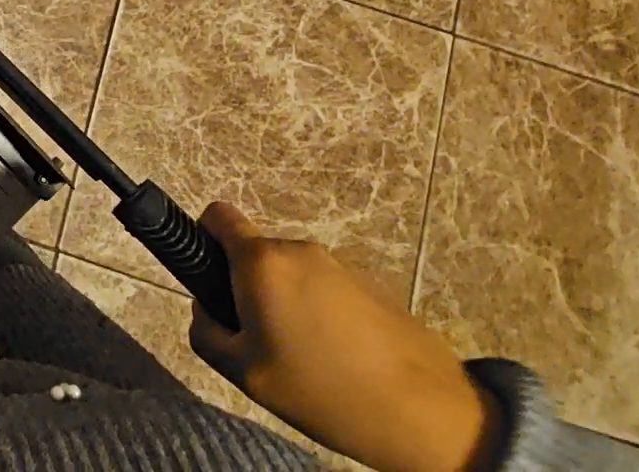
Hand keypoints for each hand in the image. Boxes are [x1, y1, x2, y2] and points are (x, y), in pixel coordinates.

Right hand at [190, 202, 504, 471]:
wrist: (436, 422)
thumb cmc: (325, 391)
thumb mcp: (243, 372)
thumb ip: (206, 332)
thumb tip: (208, 310)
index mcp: (261, 262)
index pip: (216, 215)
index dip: (202, 236)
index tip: (210, 277)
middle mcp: (299, 251)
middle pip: (254, 254)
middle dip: (247, 286)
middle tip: (258, 339)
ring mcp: (341, 268)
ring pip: (291, 276)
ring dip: (285, 303)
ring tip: (304, 357)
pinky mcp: (376, 289)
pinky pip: (326, 291)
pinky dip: (321, 315)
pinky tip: (340, 361)